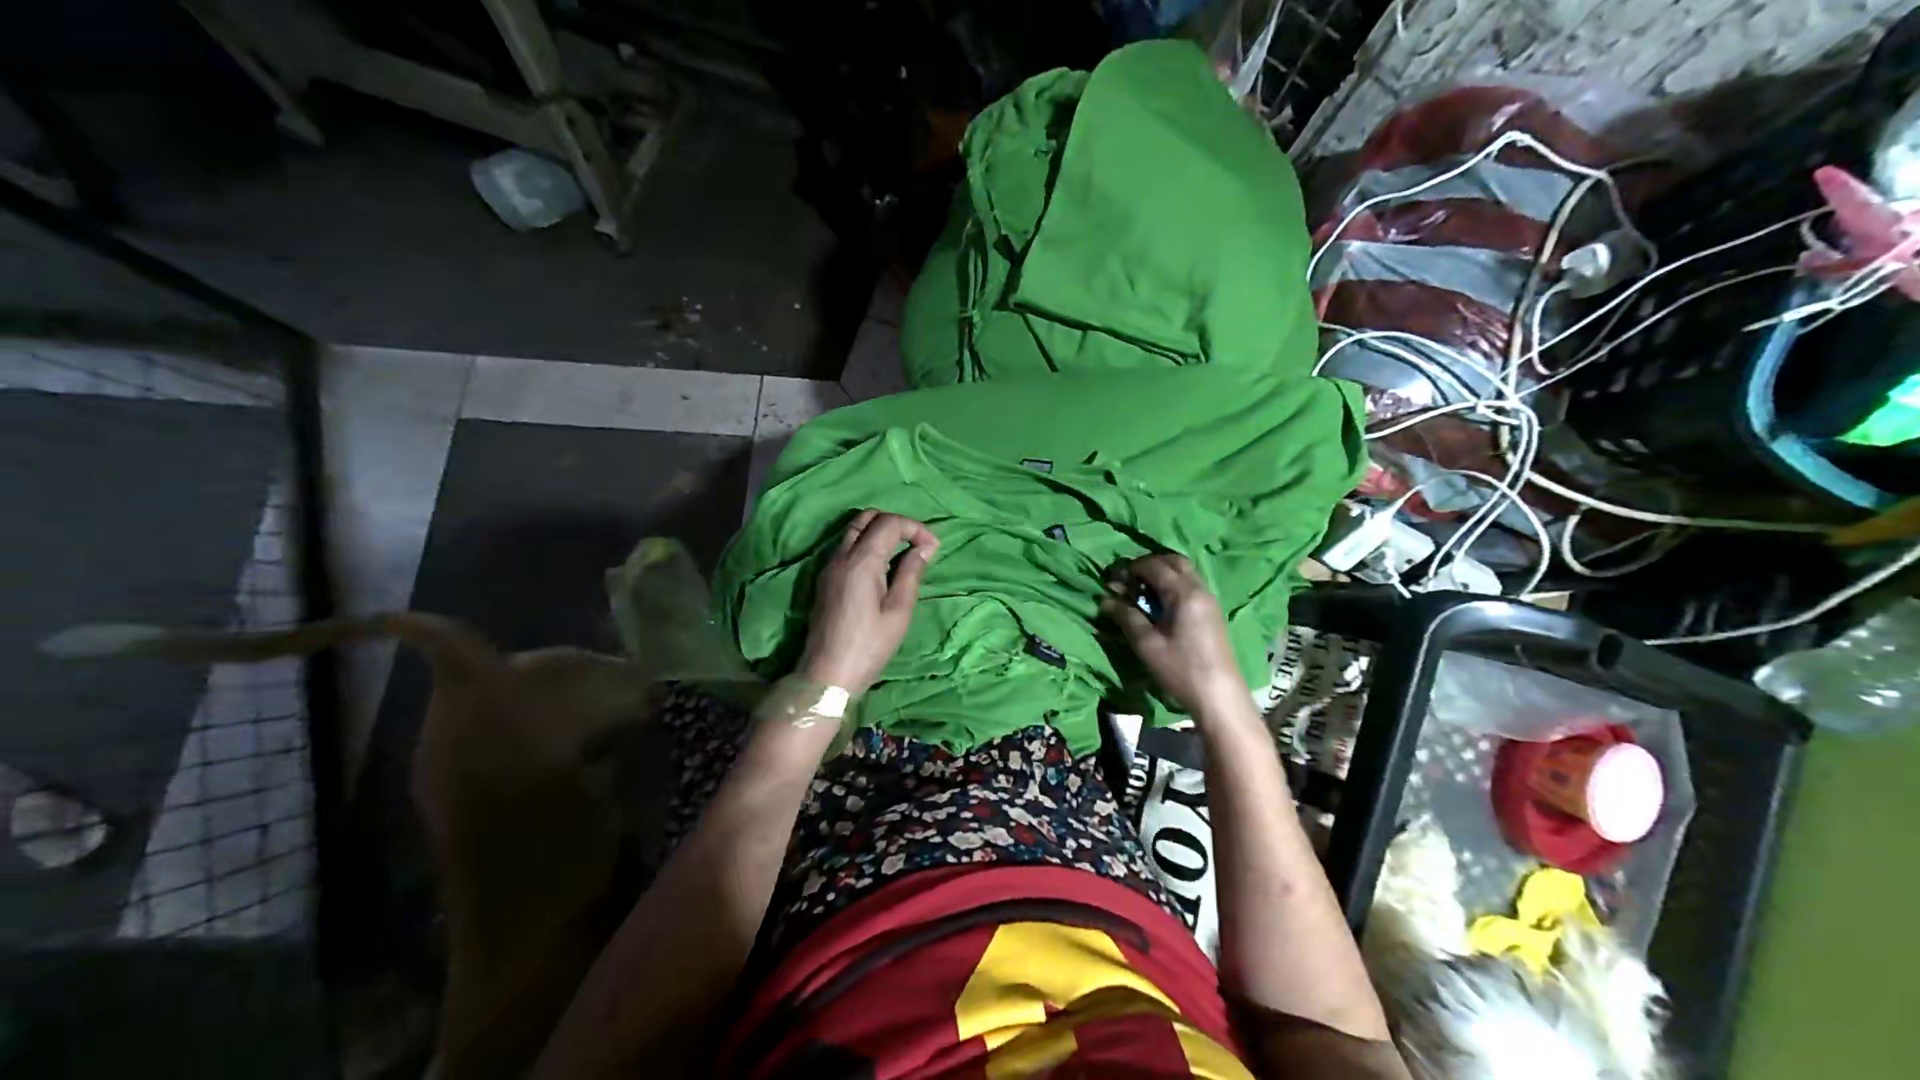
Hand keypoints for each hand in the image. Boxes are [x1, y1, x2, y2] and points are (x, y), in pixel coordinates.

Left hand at [797, 510, 939, 696]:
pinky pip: (846, 547)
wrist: (827, 675)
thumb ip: (911, 573)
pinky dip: (866, 544)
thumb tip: (924, 547)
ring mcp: (829, 567)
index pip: (889, 523)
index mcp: (861, 562)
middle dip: (895, 523)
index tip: (933, 548)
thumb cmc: (869, 647)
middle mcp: (841, 556)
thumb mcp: (899, 612)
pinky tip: (882, 568)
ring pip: (854, 530)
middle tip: (916, 545)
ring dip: (879, 532)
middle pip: (868, 518)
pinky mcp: (825, 580)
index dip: (915, 528)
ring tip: (902, 554)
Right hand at [1101, 553, 1248, 714]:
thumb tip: (1107, 600)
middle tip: (1130, 580)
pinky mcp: (1212, 613)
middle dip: (1150, 564)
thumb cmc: (1181, 670)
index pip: (1155, 566)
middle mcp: (1200, 590)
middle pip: (1175, 562)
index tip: (1115, 579)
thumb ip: (1127, 617)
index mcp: (1185, 594)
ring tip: (1142, 592)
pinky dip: (1173, 584)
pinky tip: (1161, 604)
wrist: (1219, 696)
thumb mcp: (1147, 645)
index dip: (1132, 568)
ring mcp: (1209, 601)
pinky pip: (1191, 585)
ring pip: (1185, 572)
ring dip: (1163, 573)